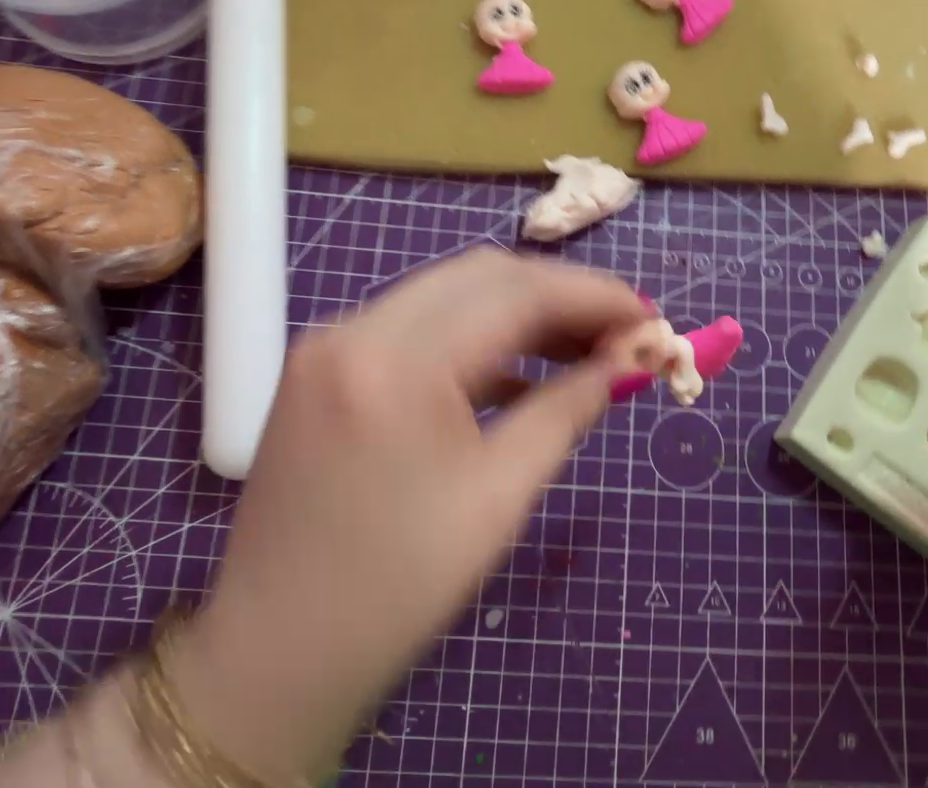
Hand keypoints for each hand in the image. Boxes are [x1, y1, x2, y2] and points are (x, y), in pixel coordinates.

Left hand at [167, 249, 645, 781]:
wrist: (277, 650)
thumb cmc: (397, 589)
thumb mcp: (500, 497)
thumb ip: (568, 410)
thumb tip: (627, 361)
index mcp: (396, 363)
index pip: (517, 292)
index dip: (595, 296)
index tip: (651, 318)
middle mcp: (355, 329)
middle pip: (482, 276)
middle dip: (561, 297)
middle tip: (622, 335)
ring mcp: (329, 343)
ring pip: (448, 294)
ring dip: (519, 313)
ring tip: (582, 352)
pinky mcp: (321, 366)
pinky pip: (414, 327)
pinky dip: (473, 338)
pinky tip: (518, 375)